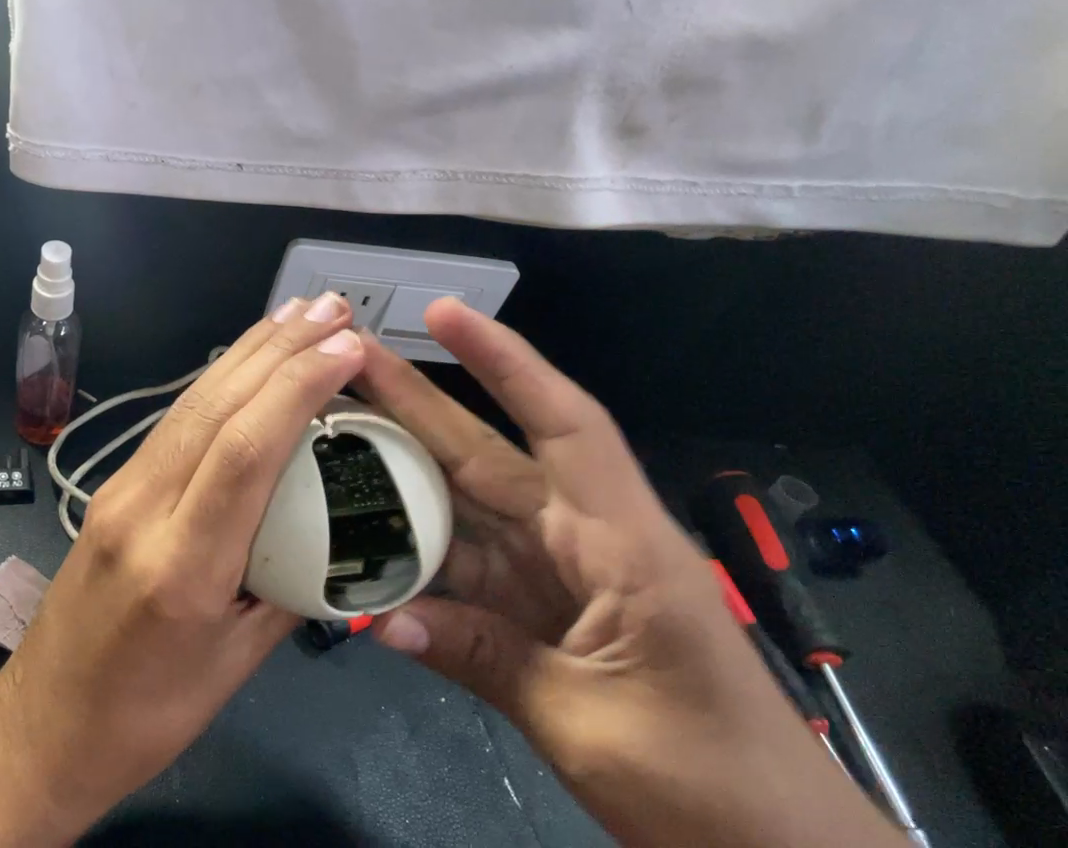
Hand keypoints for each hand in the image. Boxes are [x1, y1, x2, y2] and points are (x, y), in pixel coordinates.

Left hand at [0, 294, 366, 846]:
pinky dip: (214, 388)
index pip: (245, 450)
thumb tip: (329, 538)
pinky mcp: (108, 493)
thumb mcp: (233, 668)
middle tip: (330, 308)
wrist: (44, 725)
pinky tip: (241, 370)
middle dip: (276, 350)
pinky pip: (170, 428)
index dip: (297, 387)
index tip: (346, 346)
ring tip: (293, 317)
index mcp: (182, 566)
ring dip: (244, 355)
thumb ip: (285, 594)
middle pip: (213, 409)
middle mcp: (142, 511)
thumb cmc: (145, 716)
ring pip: (188, 408)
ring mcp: (117, 495)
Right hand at [355, 299, 906, 847]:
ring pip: (467, 510)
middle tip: (347, 358)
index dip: (506, 363)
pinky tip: (360, 545)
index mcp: (621, 547)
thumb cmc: (707, 778)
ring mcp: (557, 576)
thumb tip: (379, 620)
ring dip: (404, 478)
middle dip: (419, 403)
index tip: (446, 312)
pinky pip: (466, 571)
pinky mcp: (541, 612)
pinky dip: (415, 559)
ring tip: (333, 441)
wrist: (772, 846)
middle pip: (490, 455)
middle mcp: (584, 542)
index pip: (565, 426)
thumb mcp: (587, 722)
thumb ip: (481, 658)